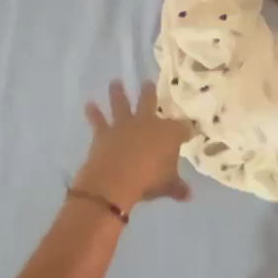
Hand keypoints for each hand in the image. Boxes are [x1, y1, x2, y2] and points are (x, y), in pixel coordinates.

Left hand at [74, 80, 194, 212]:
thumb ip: (178, 188)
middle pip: (150, 102)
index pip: (182, 128)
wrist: (116, 179)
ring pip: (121, 104)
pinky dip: (93, 113)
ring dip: (118, 93)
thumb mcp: (168, 186)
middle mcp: (147, 122)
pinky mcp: (104, 132)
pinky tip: (89, 104)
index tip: (189, 132)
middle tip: (148, 82)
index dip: (186, 130)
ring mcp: (124, 125)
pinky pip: (98, 120)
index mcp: (169, 133)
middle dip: (150, 93)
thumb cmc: (149, 181)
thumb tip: (189, 195)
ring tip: (115, 81)